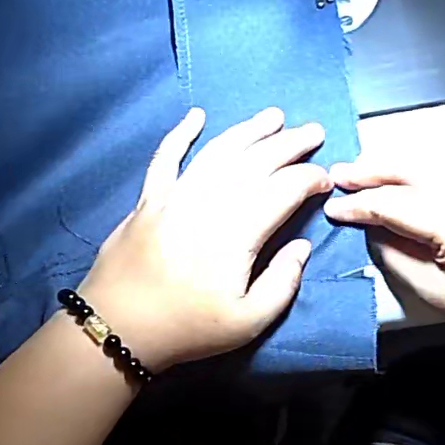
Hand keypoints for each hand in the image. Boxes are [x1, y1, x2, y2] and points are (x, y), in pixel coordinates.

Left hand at [79, 107, 331, 371]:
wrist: (119, 327)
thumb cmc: (187, 328)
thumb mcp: (248, 321)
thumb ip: (283, 283)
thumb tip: (302, 247)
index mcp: (238, 231)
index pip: (283, 190)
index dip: (309, 179)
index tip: (326, 179)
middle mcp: (209, 201)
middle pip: (256, 161)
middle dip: (289, 144)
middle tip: (314, 132)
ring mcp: (175, 195)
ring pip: (218, 151)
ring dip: (249, 130)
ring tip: (274, 117)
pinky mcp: (149, 199)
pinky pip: (166, 156)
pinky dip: (181, 134)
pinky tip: (196, 116)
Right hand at [325, 157, 444, 374]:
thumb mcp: (439, 295)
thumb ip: (398, 256)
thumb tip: (372, 228)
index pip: (398, 204)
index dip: (362, 205)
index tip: (334, 208)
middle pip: (417, 169)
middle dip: (375, 170)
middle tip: (341, 174)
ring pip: (440, 160)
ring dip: (401, 164)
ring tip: (368, 169)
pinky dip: (433, 166)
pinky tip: (413, 172)